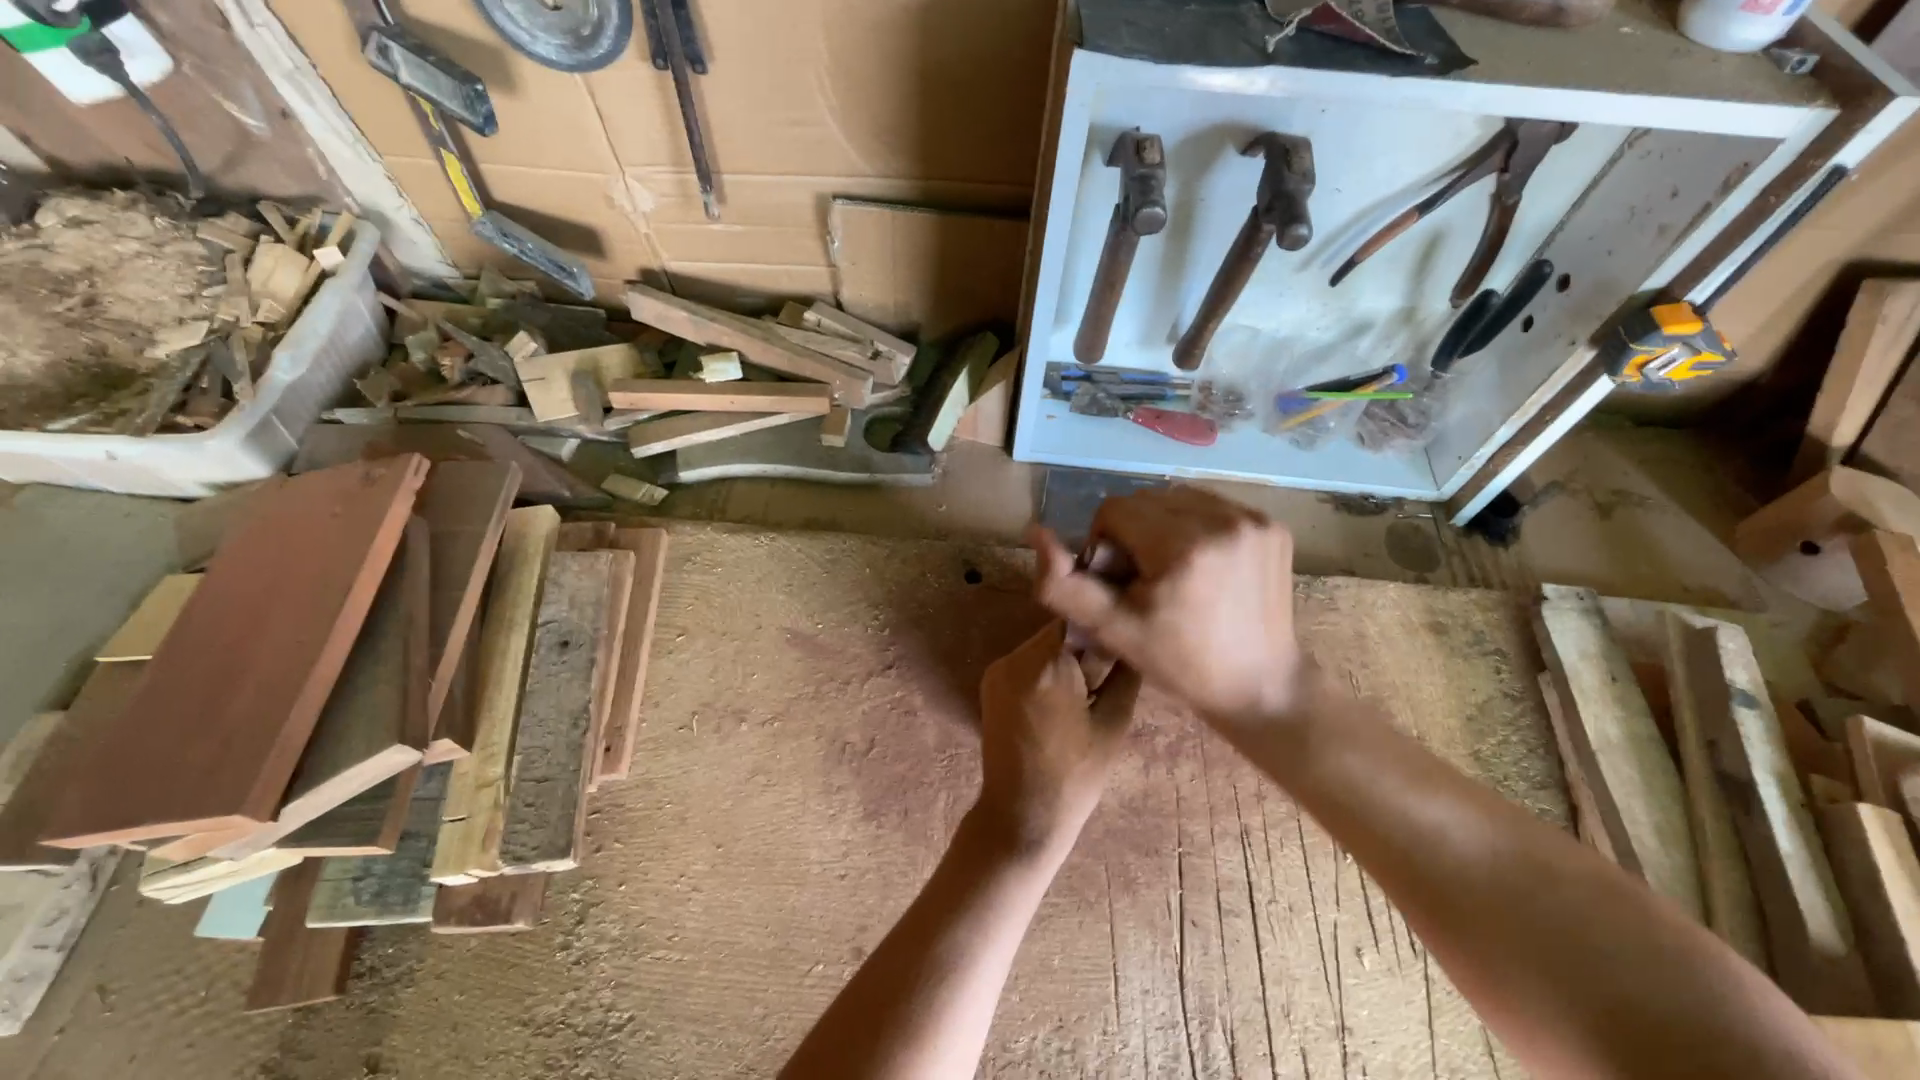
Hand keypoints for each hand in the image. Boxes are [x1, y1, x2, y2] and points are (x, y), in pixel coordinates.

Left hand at [977, 620, 1141, 854]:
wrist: (1022, 814)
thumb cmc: (1075, 773)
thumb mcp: (1114, 721)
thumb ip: (1124, 672)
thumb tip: (1130, 640)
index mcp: (1045, 664)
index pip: (1079, 620)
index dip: (1102, 632)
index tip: (1118, 653)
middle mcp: (1013, 658)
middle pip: (1058, 633)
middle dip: (1083, 650)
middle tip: (1101, 684)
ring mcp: (997, 671)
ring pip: (1042, 648)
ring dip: (1064, 662)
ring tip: (1083, 698)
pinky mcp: (989, 686)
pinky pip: (1026, 665)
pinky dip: (1045, 674)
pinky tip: (1060, 705)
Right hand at [1028, 487, 1306, 734]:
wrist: (1259, 684)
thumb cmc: (1180, 663)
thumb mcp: (1113, 631)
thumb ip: (1065, 585)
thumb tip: (1035, 532)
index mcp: (1182, 547)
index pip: (1114, 510)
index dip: (1105, 546)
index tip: (1121, 585)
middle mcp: (1223, 520)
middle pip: (1146, 500)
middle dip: (1134, 533)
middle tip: (1145, 581)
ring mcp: (1254, 520)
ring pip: (1179, 498)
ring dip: (1164, 526)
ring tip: (1175, 572)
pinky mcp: (1272, 525)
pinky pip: (1213, 506)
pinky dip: (1197, 527)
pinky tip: (1203, 566)